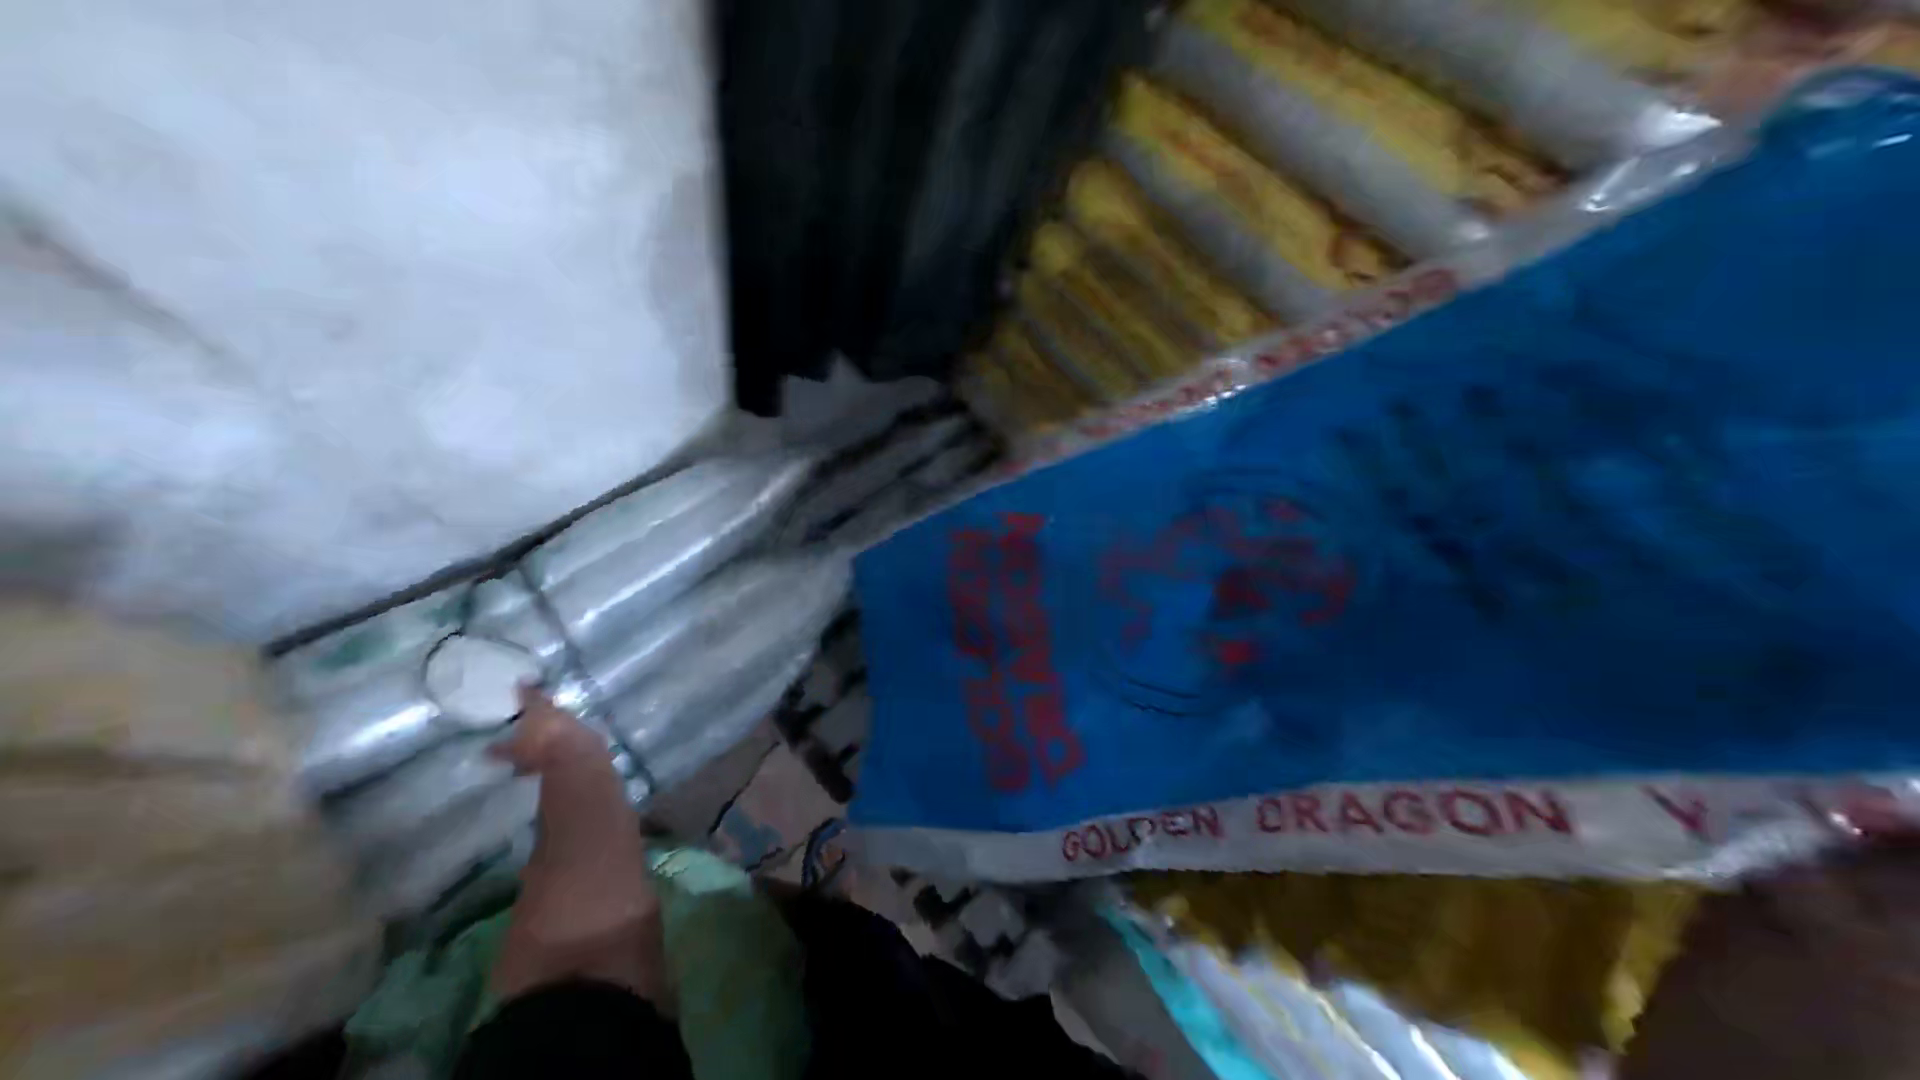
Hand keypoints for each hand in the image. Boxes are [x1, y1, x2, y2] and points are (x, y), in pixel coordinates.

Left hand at [488, 683, 608, 774]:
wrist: (578, 752)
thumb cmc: (549, 732)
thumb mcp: (538, 709)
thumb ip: (530, 696)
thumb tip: (520, 679)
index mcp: (512, 749)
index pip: (495, 748)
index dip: (493, 746)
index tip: (489, 743)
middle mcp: (524, 761)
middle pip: (515, 757)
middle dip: (517, 750)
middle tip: (521, 737)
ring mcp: (544, 765)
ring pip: (537, 757)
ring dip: (541, 750)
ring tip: (548, 736)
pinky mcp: (564, 764)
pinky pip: (558, 754)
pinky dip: (561, 748)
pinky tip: (567, 738)